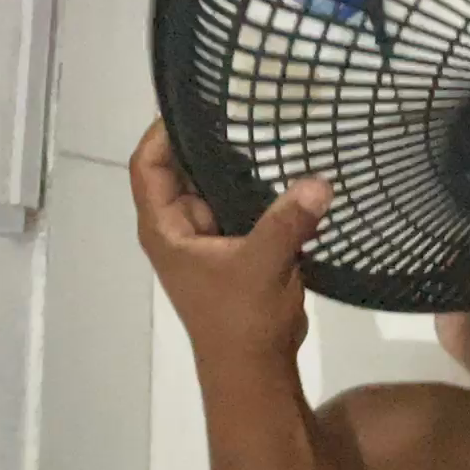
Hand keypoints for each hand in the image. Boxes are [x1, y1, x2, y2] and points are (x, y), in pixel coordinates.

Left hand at [129, 120, 332, 368]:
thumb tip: (320, 182)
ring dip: (239, 167)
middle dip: (208, 142)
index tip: (194, 104)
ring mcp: (211, 241)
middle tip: (244, 108)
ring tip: (272, 132)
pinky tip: (290, 174)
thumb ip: (287, 221)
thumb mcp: (262, 264)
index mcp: (166, 230)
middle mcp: (182, 230)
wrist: (255, 366)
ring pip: (218, 191)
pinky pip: (245, 208)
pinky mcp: (239, 250)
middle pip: (183, 173)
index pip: (149, 167)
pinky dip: (261, 190)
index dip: (162, 133)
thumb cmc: (241, 317)